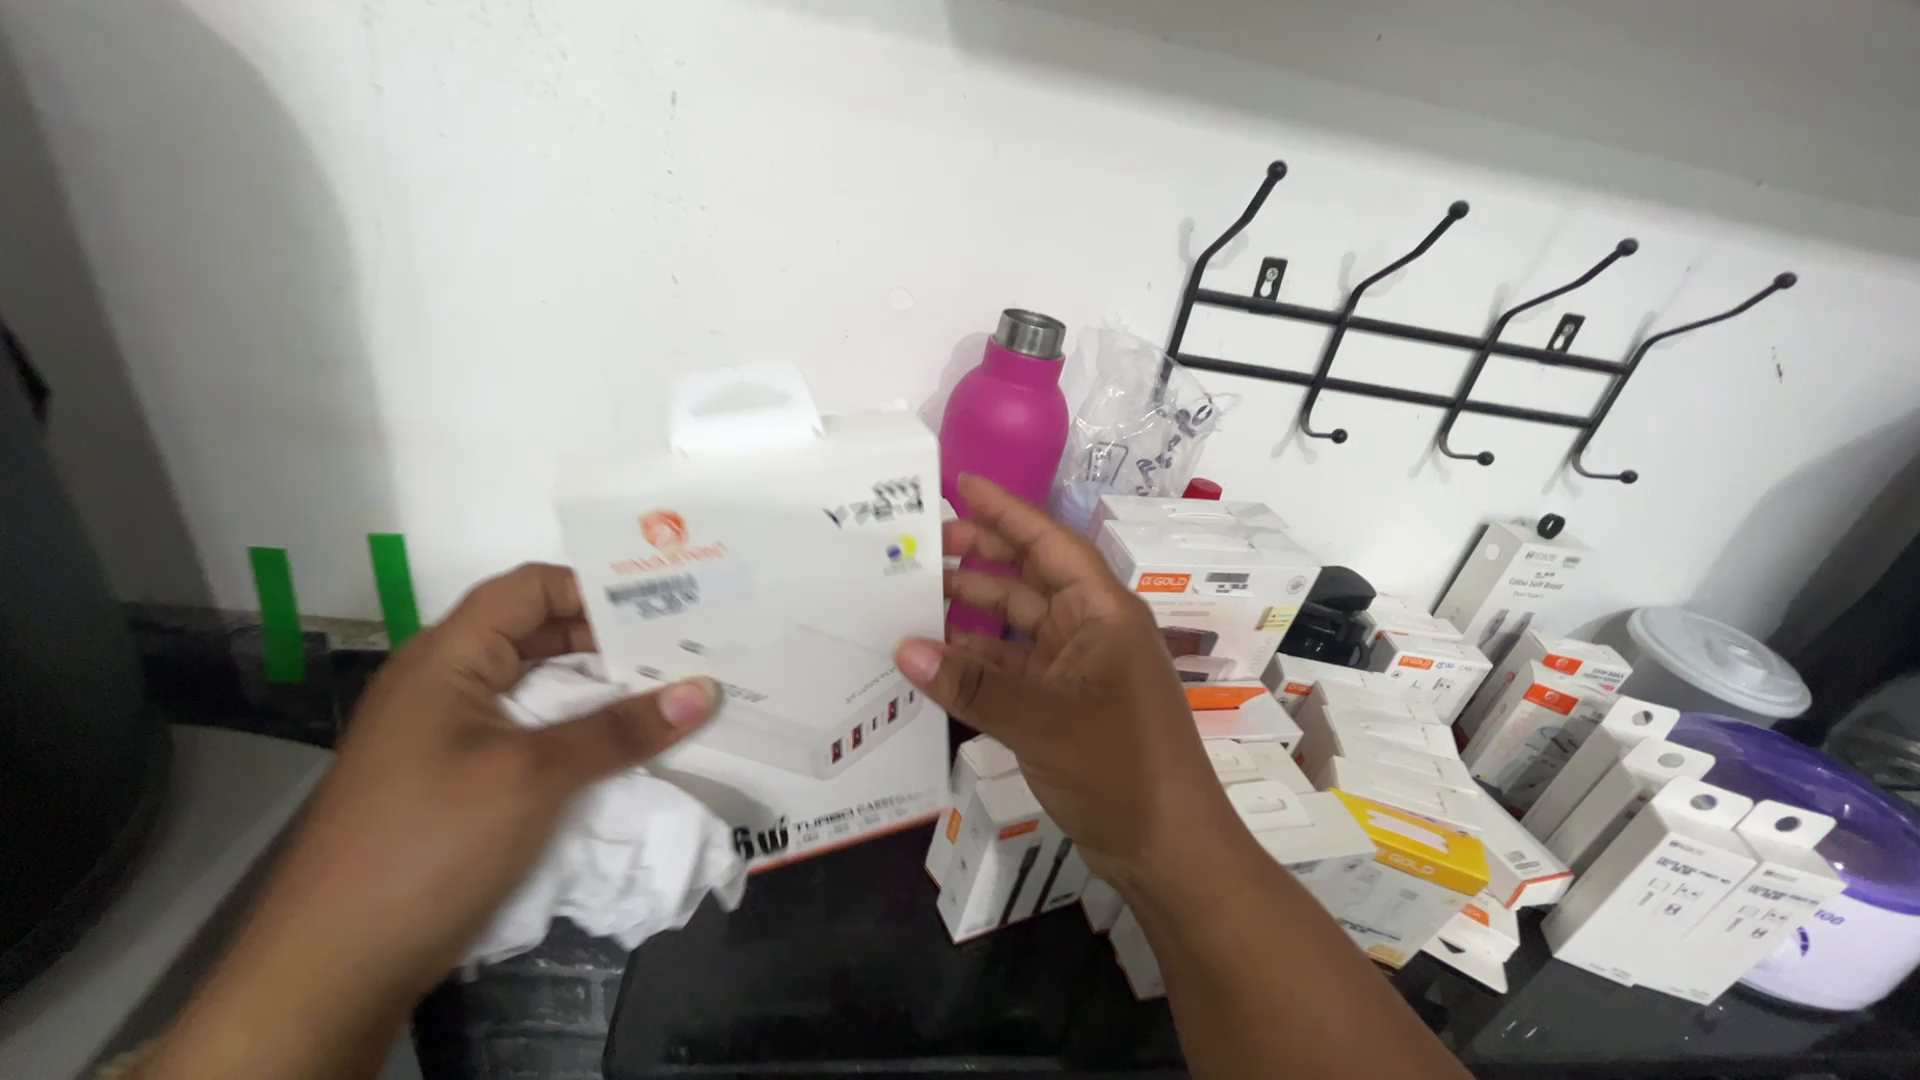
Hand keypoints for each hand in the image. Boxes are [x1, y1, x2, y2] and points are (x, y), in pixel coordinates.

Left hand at [143, 564, 717, 1079]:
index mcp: (447, 658)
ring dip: (602, 687)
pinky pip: (533, 729)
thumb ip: (620, 729)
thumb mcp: (534, 777)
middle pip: (539, 633)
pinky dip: (581, 727)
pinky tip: (629, 743)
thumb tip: (705, 691)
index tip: (668, 604)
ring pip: (540, 685)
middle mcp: (446, 682)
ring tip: (673, 690)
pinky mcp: (459, 777)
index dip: (597, 587)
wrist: (330, 969)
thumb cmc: (428, 845)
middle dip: (613, 638)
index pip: (531, 587)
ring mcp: (450, 732)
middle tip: (689, 648)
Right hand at [892, 475, 1235, 888]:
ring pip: (1016, 624)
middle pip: (1029, 578)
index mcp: (1102, 612)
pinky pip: (1013, 668)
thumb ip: (972, 684)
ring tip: (913, 598)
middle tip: (922, 546)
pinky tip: (936, 660)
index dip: (1006, 511)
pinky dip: (977, 662)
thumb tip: (904, 650)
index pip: (1049, 543)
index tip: (960, 485)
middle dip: (980, 557)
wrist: (1169, 850)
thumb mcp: (1042, 721)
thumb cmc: (1120, 769)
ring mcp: (1078, 669)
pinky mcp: (1064, 705)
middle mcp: (1091, 630)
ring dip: (971, 612)